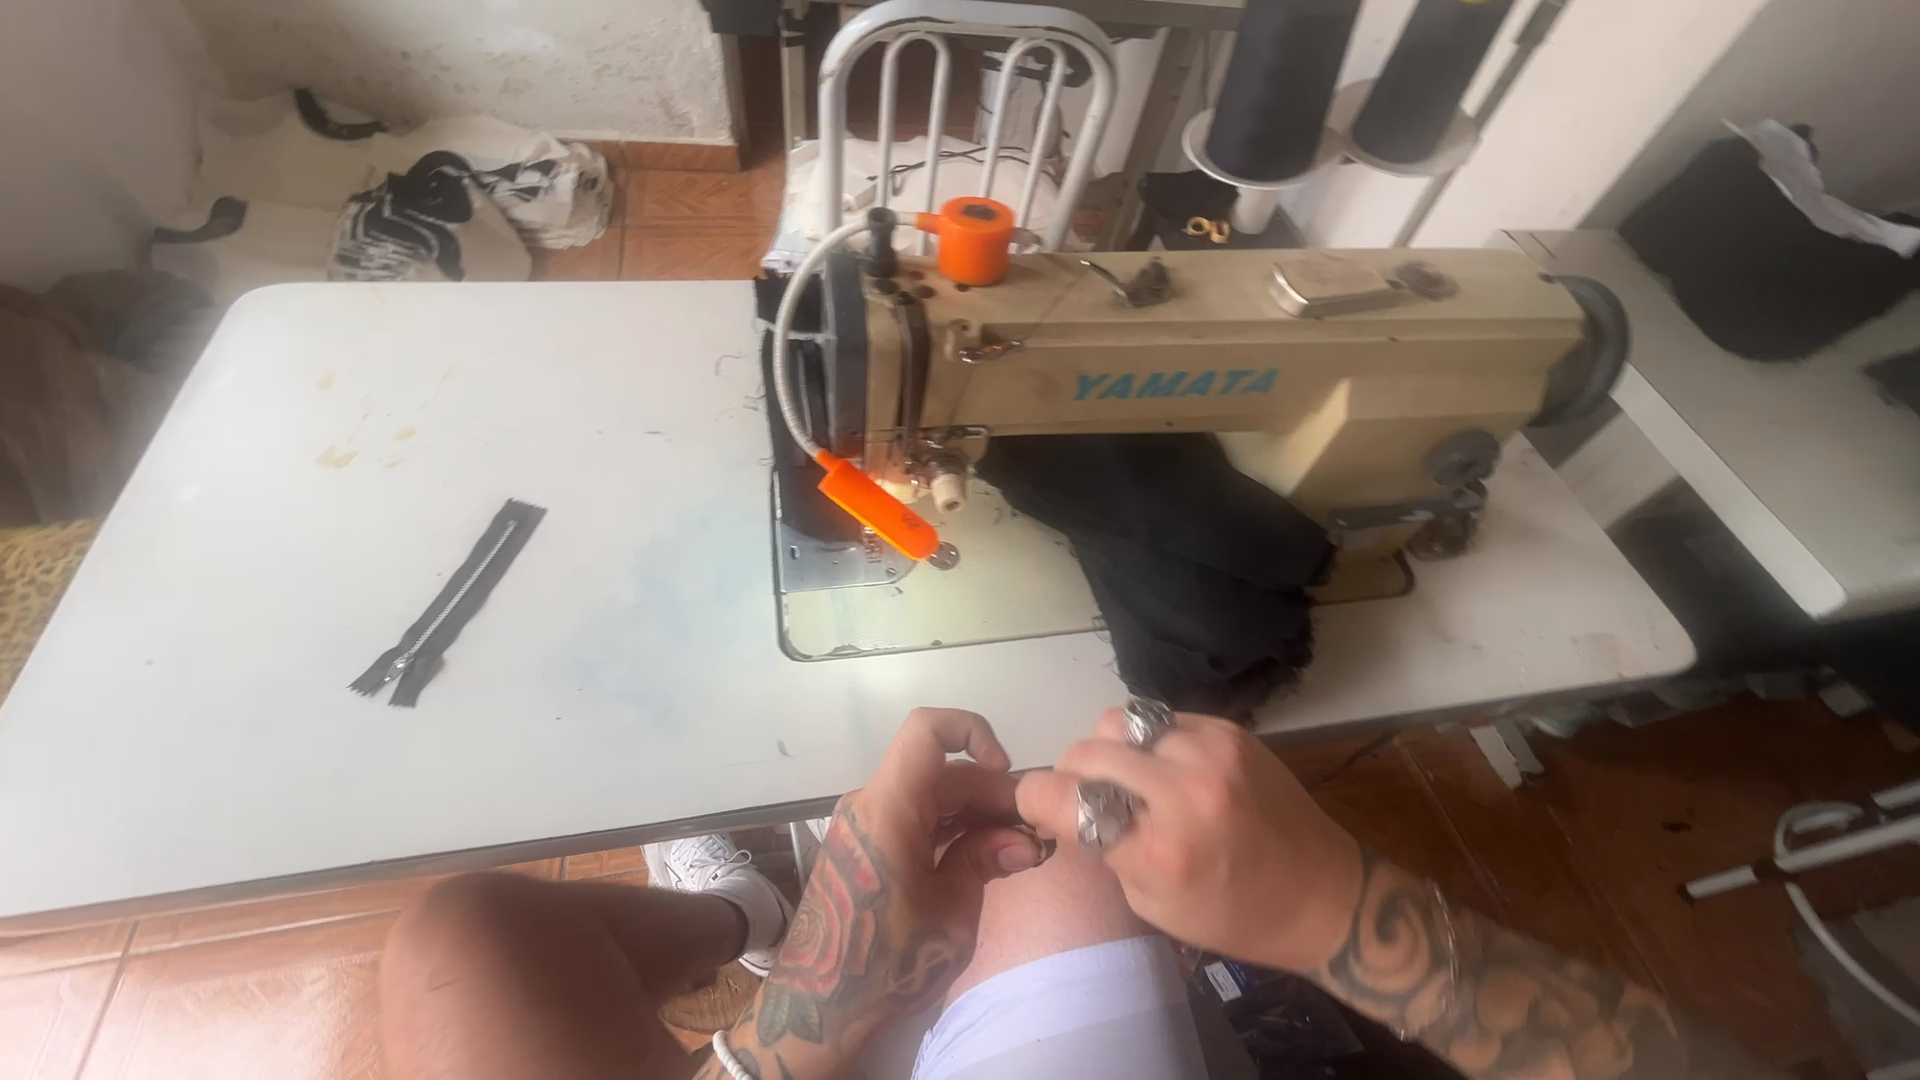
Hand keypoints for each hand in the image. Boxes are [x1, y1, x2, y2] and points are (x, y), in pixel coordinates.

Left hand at [729, 708, 1044, 1078]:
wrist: (817, 1008)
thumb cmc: (883, 961)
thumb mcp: (950, 914)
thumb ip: (985, 861)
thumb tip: (1027, 840)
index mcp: (889, 808)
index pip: (927, 731)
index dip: (973, 732)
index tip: (1005, 770)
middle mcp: (874, 802)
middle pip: (944, 772)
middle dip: (994, 794)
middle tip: (1035, 834)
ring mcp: (869, 822)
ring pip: (935, 795)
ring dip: (978, 814)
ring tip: (1019, 849)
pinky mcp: (870, 843)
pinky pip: (919, 817)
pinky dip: (954, 829)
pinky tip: (986, 857)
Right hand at [1016, 709, 1362, 972]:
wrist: (1325, 894)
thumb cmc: (1233, 915)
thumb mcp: (1152, 903)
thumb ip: (1105, 846)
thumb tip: (1068, 800)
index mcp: (1160, 851)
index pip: (1059, 797)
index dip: (1036, 798)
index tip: (1042, 805)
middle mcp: (1183, 790)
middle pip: (1084, 751)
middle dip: (1074, 774)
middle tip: (1094, 796)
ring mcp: (1209, 751)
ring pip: (1117, 722)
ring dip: (1113, 752)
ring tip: (1137, 778)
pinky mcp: (1228, 730)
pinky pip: (1158, 719)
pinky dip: (1151, 742)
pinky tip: (1172, 769)